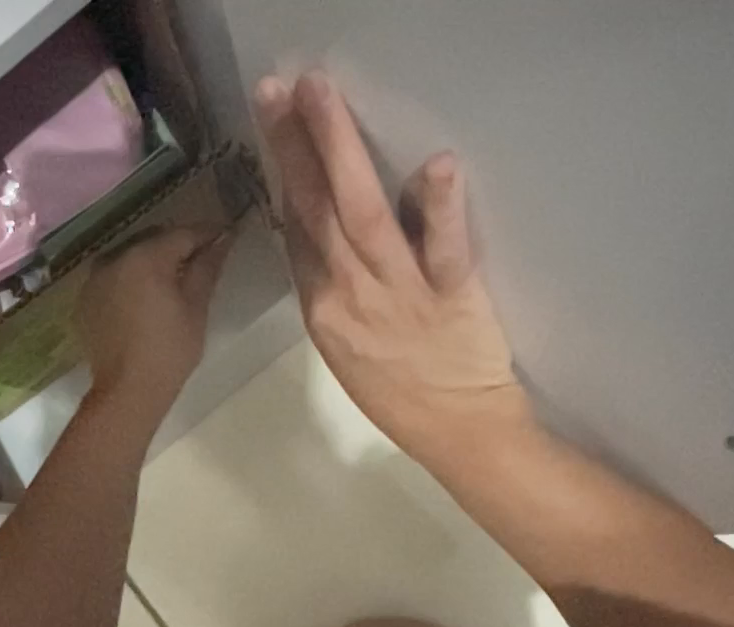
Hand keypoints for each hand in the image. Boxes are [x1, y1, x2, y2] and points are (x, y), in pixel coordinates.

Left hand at [78, 225, 231, 424]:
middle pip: (153, 240)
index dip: (207, 234)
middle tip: (201, 260)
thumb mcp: (196, 310)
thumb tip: (222, 239)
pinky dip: (131, 280)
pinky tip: (144, 299)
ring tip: (172, 280)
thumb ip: (207, 269)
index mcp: (146, 257)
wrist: (127, 391)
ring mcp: (95, 277)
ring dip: (152, 262)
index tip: (225, 236)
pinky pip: (113, 277)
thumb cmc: (170, 352)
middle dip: (177, 246)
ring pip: (130, 257)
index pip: (182, 234)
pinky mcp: (85, 298)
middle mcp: (114, 257)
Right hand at [254, 72, 530, 454]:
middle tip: (278, 86)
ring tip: (321, 95)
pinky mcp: (451, 297)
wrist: (458, 433)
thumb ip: (331, 296)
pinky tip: (437, 165)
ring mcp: (399, 295)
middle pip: (317, 211)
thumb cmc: (401, 397)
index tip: (275, 122)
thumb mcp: (346, 351)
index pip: (299, 231)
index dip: (286, 173)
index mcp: (323, 311)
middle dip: (295, 146)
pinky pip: (445, 249)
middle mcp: (350, 295)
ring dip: (339, 151)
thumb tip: (320, 242)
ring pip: (363, 216)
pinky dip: (441, 209)